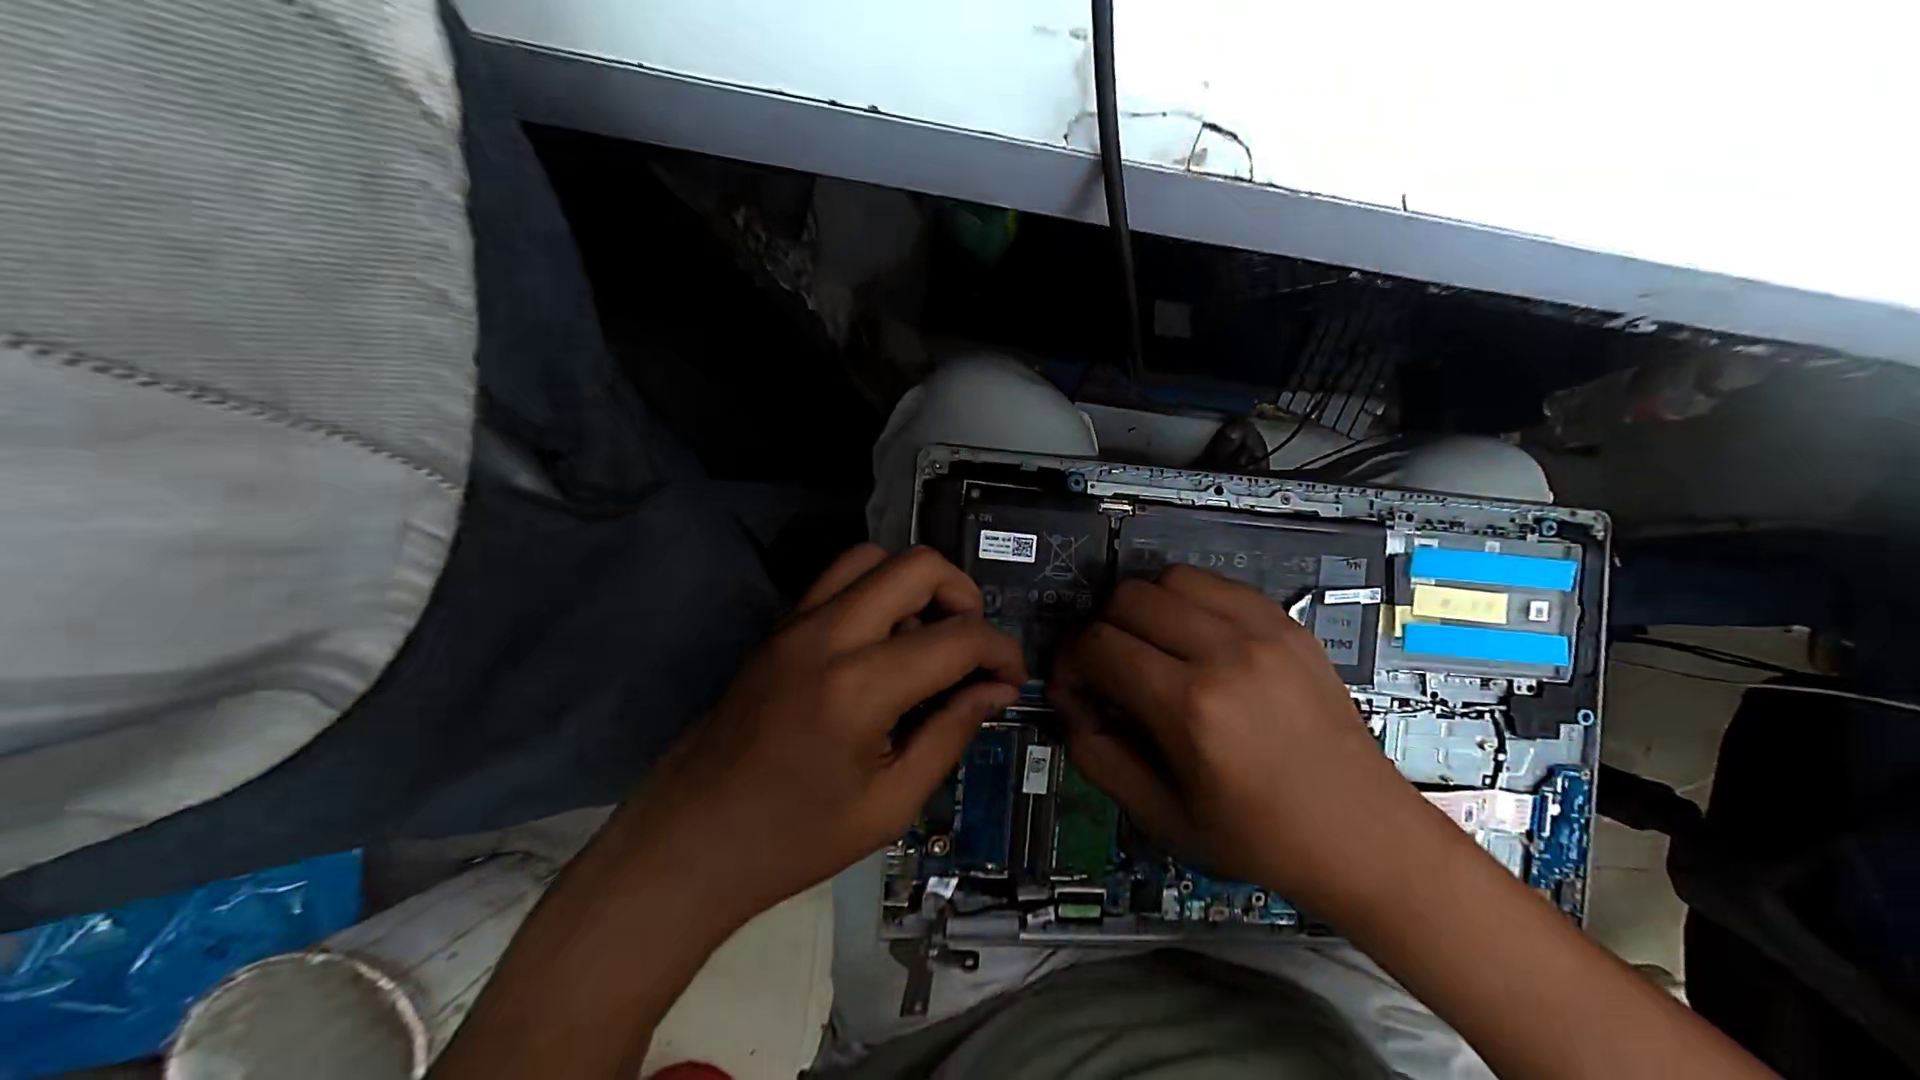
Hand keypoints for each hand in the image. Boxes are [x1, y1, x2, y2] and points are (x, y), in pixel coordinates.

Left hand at [619, 544, 1026, 922]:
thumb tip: (996, 690)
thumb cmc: (793, 840)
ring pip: (872, 557)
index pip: (957, 637)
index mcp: (858, 688)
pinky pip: (836, 579)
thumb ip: (950, 734)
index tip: (1011, 678)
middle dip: (964, 595)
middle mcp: (826, 635)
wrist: (689, 840)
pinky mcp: (776, 628)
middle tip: (973, 647)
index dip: (1001, 651)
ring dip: (914, 584)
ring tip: (926, 638)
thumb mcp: (890, 804)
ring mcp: (794, 623)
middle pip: (916, 565)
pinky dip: (874, 590)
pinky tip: (881, 644)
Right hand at [1049, 565, 1439, 912]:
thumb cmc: (1258, 835)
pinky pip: (1216, 584)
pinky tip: (1194, 639)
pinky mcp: (1287, 625)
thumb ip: (1097, 756)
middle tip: (1110, 668)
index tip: (1076, 686)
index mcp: (1190, 708)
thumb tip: (1071, 703)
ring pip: (1169, 578)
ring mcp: (1263, 632)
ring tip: (1151, 647)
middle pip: (1127, 598)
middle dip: (1101, 629)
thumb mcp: (1161, 817)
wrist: (1362, 834)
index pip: (1097, 644)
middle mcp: (1226, 654)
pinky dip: (1189, 601)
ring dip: (1144, 608)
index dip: (1070, 661)